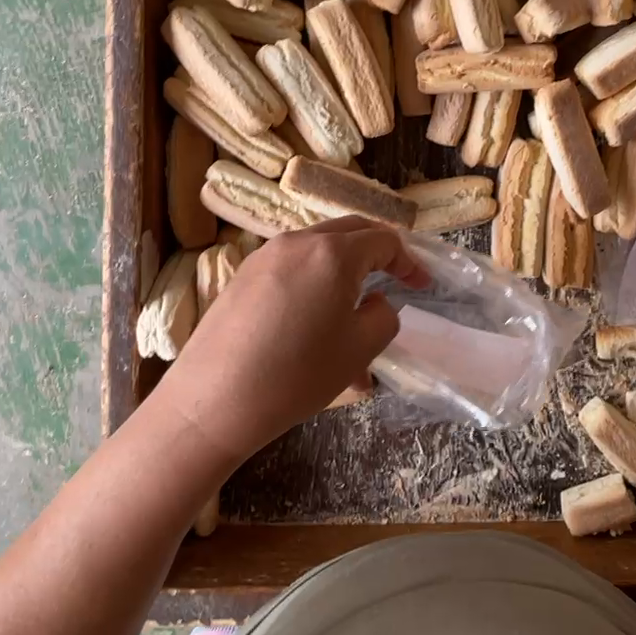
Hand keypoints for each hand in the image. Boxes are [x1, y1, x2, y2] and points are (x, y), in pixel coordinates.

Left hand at [146, 218, 420, 464]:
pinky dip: (314, 284)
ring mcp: (264, 256)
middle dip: (378, 252)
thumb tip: (375, 302)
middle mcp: (298, 241)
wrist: (213, 402)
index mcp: (334, 252)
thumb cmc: (297, 374)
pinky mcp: (241, 277)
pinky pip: (291, 269)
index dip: (409, 262)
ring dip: (344, 270)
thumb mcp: (360, 349)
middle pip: (350, 232)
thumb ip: (384, 315)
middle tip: (395, 278)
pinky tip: (313, 329)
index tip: (422, 285)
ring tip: (352, 316)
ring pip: (318, 251)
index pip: (384, 240)